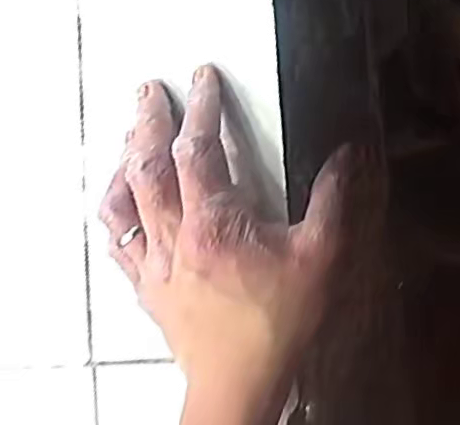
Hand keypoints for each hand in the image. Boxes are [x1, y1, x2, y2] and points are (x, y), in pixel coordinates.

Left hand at [100, 66, 352, 424]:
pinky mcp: (144, 284)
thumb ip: (333, 196)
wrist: (239, 381)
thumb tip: (346, 151)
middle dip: (149, 124)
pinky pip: (116, 237)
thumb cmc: (283, 314)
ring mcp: (151, 264)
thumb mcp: (323, 250)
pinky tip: (118, 191)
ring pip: (122, 201)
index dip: (200, 110)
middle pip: (148, 169)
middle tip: (148, 90)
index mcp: (215, 223)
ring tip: (131, 129)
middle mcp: (173, 238)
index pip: (198, 153)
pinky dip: (113, 204)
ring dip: (125, 159)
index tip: (203, 78)